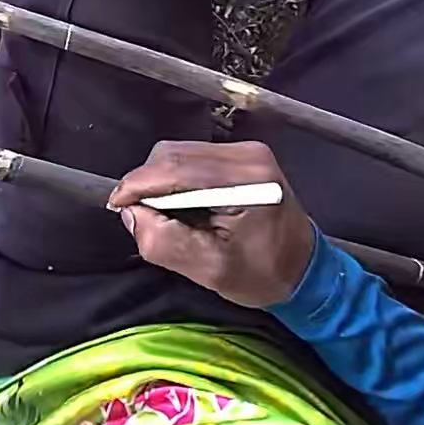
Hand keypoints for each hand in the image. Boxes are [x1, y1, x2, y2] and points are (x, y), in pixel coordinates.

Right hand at [108, 141, 314, 308]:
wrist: (306, 270)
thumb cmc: (263, 274)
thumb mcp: (211, 269)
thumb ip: (164, 241)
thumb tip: (131, 214)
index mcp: (247, 180)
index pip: (175, 169)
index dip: (137, 184)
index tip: (117, 205)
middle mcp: (247, 154)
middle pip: (172, 154)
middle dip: (146, 183)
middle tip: (141, 215)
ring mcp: (245, 150)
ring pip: (176, 152)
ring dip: (158, 180)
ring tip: (163, 212)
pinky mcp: (240, 153)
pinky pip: (188, 156)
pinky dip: (173, 177)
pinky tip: (180, 202)